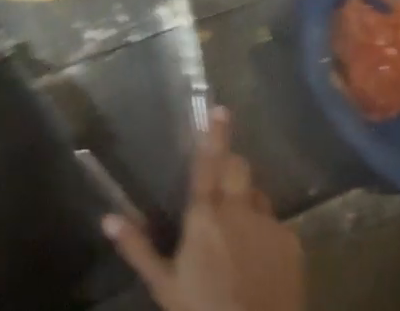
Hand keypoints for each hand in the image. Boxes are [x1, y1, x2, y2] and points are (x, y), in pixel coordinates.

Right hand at [102, 108, 304, 310]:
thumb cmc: (204, 310)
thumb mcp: (164, 285)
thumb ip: (137, 248)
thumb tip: (107, 219)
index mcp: (204, 215)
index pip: (208, 162)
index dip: (214, 133)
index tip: (220, 109)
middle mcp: (238, 211)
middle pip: (238, 168)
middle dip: (231, 166)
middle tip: (221, 183)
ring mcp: (269, 226)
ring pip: (258, 196)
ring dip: (248, 202)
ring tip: (239, 231)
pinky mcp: (292, 244)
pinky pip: (277, 225)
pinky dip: (266, 232)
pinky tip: (259, 259)